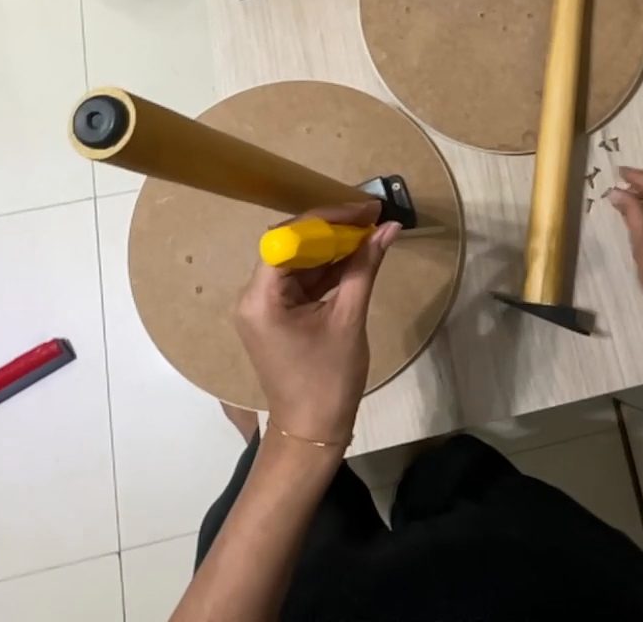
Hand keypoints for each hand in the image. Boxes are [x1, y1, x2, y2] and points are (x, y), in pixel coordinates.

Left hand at [232, 200, 395, 444]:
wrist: (312, 432)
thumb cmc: (328, 379)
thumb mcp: (349, 319)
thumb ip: (365, 267)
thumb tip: (388, 228)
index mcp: (261, 298)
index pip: (289, 238)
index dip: (326, 218)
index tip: (363, 210)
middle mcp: (254, 295)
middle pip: (292, 244)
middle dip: (333, 228)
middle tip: (372, 216)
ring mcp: (264, 305)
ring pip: (300, 259)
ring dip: (334, 245)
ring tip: (371, 229)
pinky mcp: (277, 313)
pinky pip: (303, 278)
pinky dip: (329, 267)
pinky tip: (358, 253)